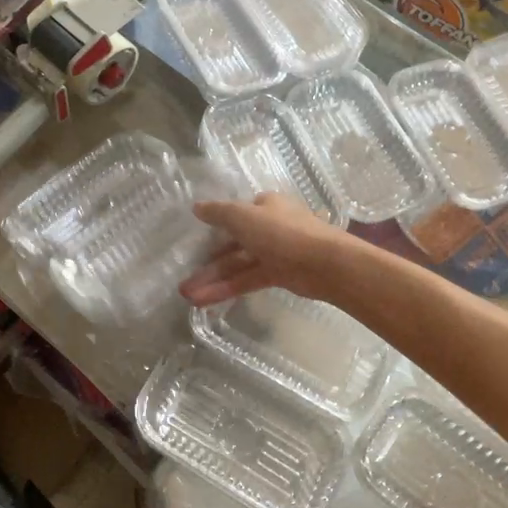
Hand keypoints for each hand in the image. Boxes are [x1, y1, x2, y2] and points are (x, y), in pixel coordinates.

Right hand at [178, 193, 349, 305]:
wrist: (325, 264)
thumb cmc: (282, 232)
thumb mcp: (243, 216)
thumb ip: (218, 212)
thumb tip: (196, 207)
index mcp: (265, 206)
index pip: (235, 213)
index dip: (214, 225)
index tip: (194, 239)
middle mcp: (269, 226)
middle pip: (233, 243)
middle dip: (207, 261)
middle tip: (182, 277)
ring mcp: (275, 253)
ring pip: (238, 265)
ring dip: (213, 279)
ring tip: (186, 295)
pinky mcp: (279, 276)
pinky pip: (247, 280)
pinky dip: (227, 289)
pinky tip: (205, 300)